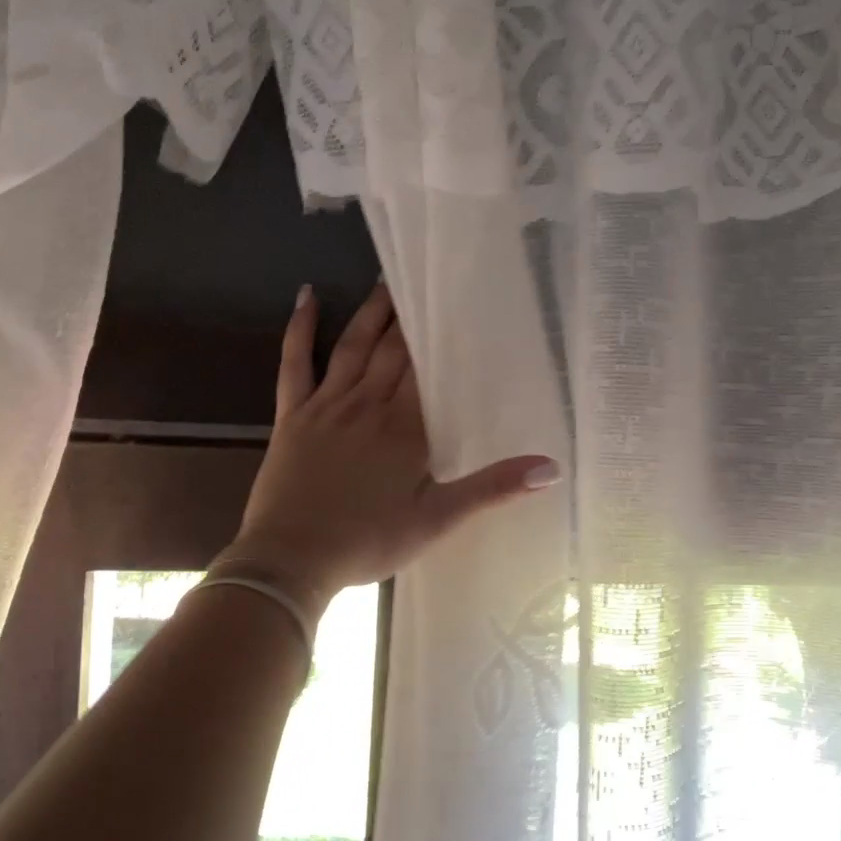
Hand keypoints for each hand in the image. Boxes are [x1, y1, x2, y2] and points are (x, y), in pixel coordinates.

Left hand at [215, 283, 561, 609]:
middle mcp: (368, 404)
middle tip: (425, 280)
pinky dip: (300, 328)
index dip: (443, 338)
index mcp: (405, 429)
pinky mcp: (292, 415)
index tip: (458, 306)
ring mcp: (327, 405)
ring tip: (387, 279)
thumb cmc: (368, 541)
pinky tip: (306, 296)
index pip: (428, 371)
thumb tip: (550, 468)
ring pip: (353, 345)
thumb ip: (492, 489)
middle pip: (393, 351)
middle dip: (411, 316)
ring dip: (371, 312)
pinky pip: (295, 362)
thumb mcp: (438, 520)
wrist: (290, 560)